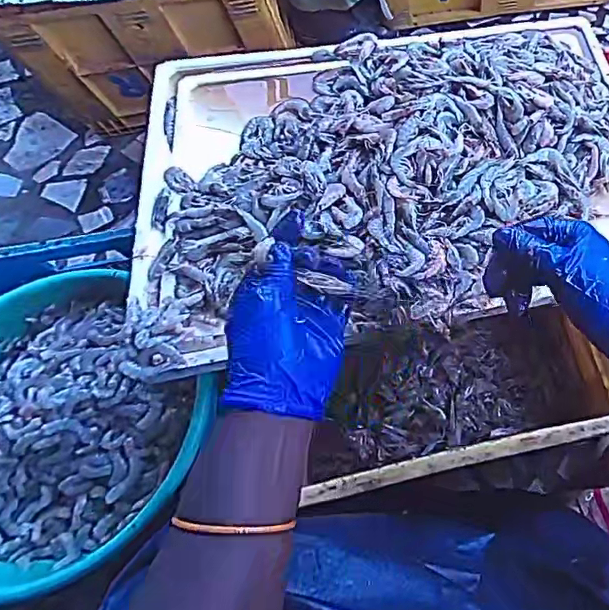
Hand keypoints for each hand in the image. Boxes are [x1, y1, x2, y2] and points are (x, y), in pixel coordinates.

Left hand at [219, 236, 350, 421]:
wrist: (284, 389)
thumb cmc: (263, 350)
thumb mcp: (264, 300)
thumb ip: (275, 270)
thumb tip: (279, 245)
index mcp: (261, 290)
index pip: (275, 256)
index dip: (286, 237)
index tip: (298, 220)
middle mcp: (284, 297)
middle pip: (301, 263)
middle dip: (312, 250)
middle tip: (321, 241)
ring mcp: (307, 310)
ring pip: (322, 277)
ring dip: (329, 266)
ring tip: (335, 261)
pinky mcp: (328, 323)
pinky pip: (339, 298)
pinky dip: (345, 286)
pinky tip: (348, 276)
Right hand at [483, 218, 608, 362]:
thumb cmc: (606, 298)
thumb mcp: (563, 270)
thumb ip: (532, 250)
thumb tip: (503, 235)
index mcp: (572, 233)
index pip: (530, 229)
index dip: (509, 244)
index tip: (493, 261)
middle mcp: (570, 246)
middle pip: (527, 249)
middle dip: (509, 267)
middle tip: (495, 287)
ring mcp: (569, 267)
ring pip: (530, 267)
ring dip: (516, 283)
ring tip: (510, 303)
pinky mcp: (568, 286)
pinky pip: (539, 282)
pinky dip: (526, 293)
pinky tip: (520, 306)